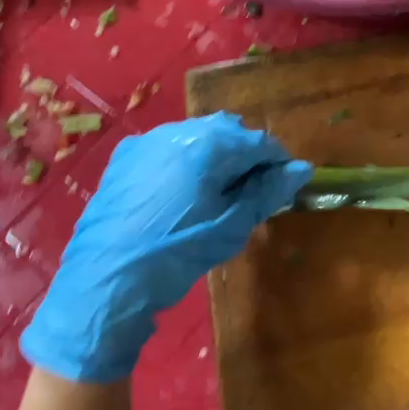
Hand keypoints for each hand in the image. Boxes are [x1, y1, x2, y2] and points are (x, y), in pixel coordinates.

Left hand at [21, 114, 312, 382]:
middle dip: (246, 158)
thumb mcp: (233, 225)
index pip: (261, 142)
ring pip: (197, 138)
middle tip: (249, 195)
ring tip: (214, 196)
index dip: (279, 164)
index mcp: (211, 143)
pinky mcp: (125, 158)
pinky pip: (167, 149)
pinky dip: (184, 164)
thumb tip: (302, 170)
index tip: (282, 189)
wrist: (106, 279)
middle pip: (229, 133)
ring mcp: (148, 141)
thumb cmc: (179, 251)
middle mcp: (180, 130)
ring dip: (215, 158)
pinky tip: (181, 196)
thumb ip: (269, 192)